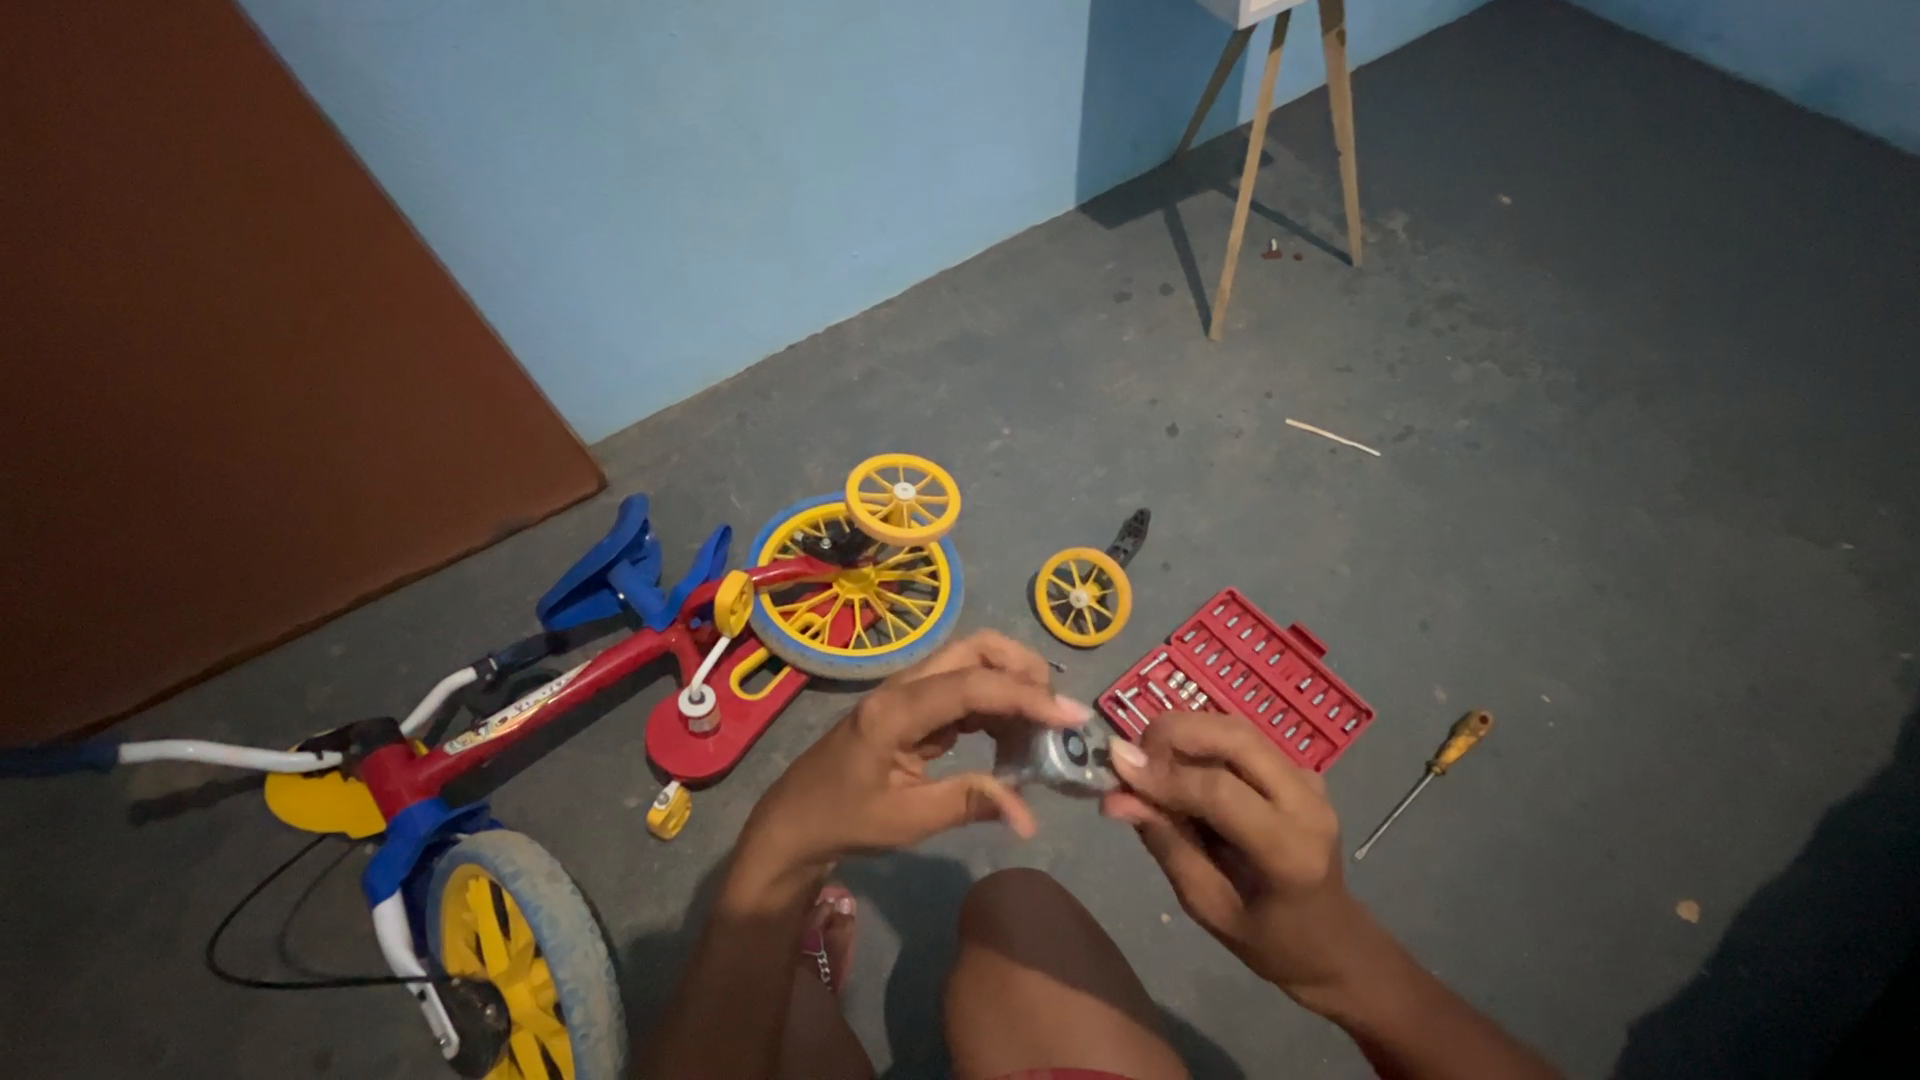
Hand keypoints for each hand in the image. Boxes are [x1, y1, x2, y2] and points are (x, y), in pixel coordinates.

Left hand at [737, 630, 1090, 878]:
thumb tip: (1030, 816)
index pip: (971, 685)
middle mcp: (903, 687)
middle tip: (1055, 711)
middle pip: (974, 649)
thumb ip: (969, 803)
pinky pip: (964, 688)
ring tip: (1041, 729)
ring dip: (1012, 685)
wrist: (795, 820)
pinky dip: (995, 704)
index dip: (1025, 696)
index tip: (1069, 716)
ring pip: (971, 662)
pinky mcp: (913, 706)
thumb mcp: (907, 820)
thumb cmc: (844, 819)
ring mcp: (907, 692)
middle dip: (1022, 668)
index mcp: (895, 711)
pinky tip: (1013, 737)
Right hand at [1102, 710, 1370, 1003]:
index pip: (1221, 791)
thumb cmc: (1268, 939)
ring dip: (1184, 732)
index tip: (1115, 765)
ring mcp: (1309, 780)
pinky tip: (1177, 767)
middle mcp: (1307, 803)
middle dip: (1174, 732)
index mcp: (1290, 851)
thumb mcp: (1206, 905)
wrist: (1334, 943)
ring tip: (1147, 760)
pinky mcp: (1299, 770)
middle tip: (1131, 754)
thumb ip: (1165, 843)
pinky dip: (1201, 742)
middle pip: (1235, 737)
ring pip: (1236, 729)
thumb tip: (1114, 797)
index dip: (1164, 775)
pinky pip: (1242, 740)